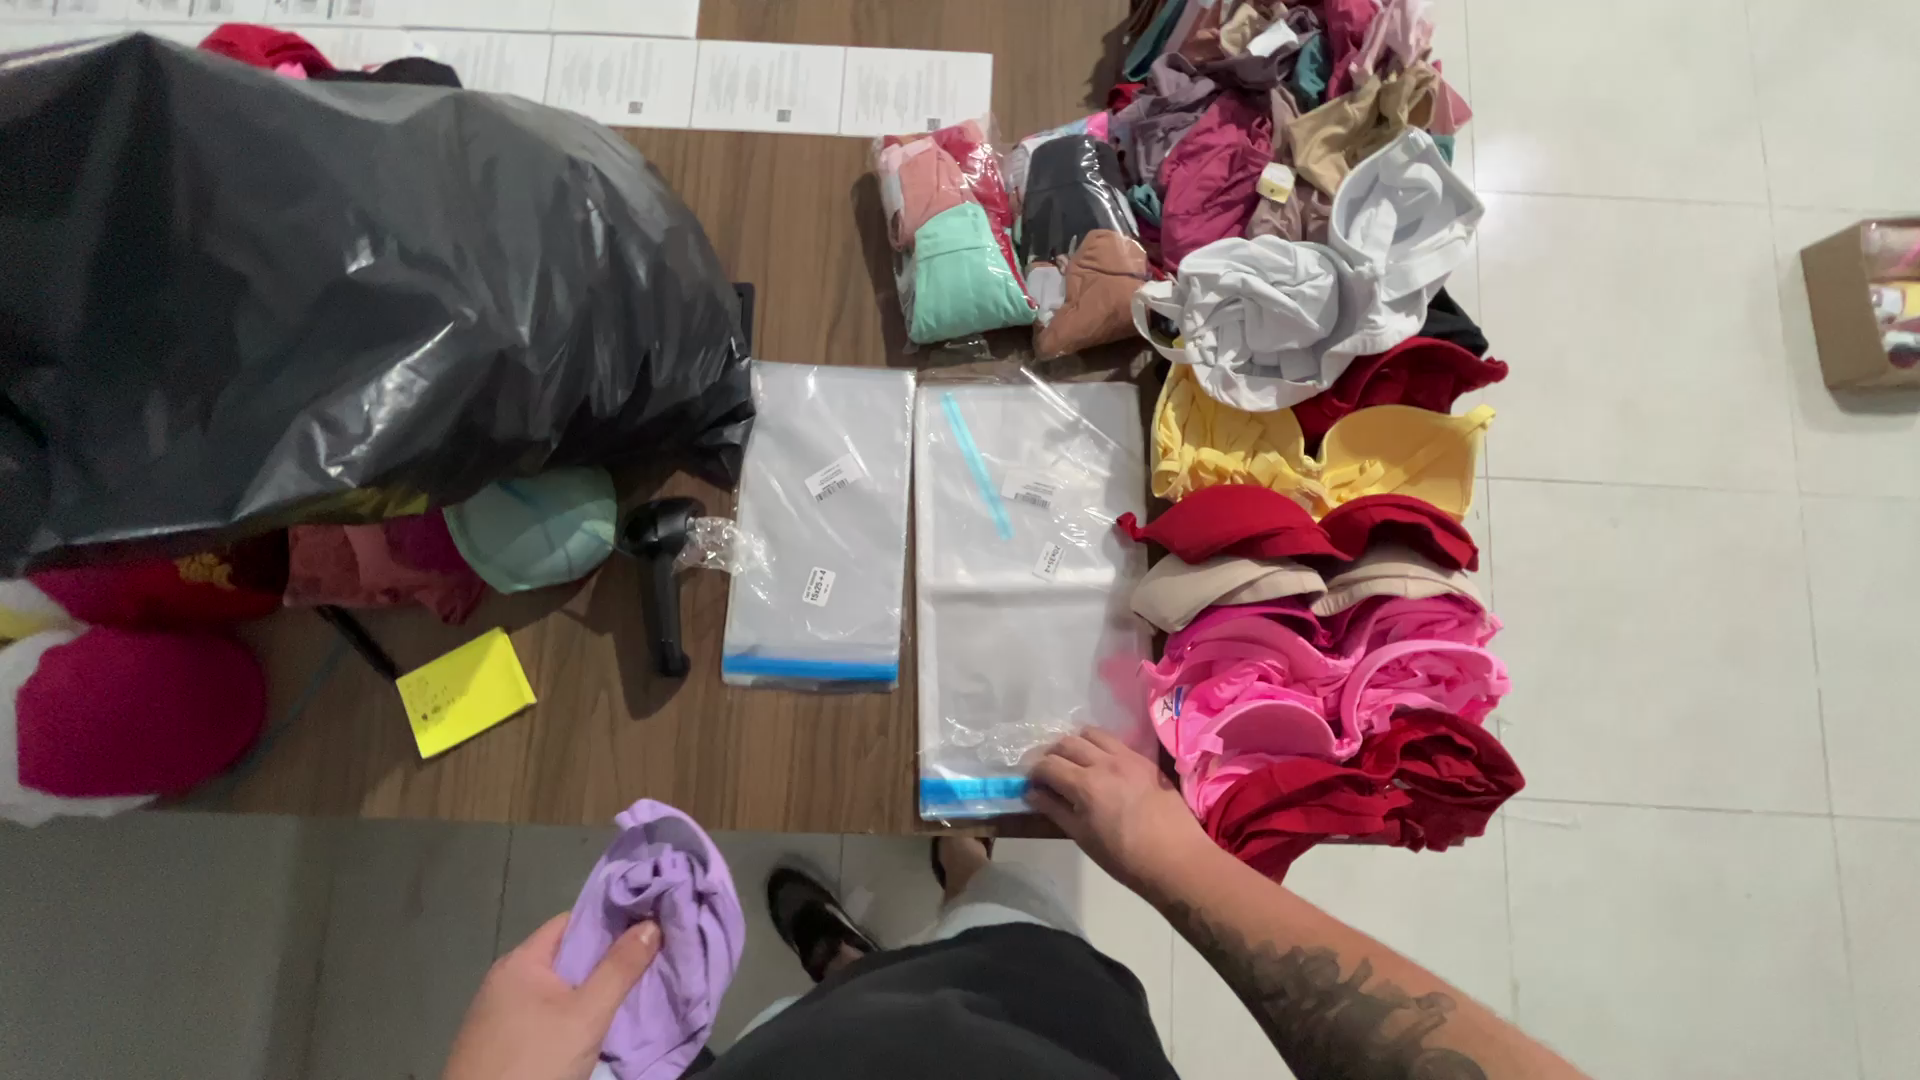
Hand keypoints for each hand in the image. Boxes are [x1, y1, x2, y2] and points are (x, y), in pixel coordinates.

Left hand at [442, 913, 660, 1079]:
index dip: (612, 919)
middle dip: (607, 956)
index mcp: (520, 962)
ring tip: (629, 990)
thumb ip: (621, 967)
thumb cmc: (532, 1068)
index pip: (574, 920)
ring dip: (591, 988)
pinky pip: (544, 1013)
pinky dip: (570, 1013)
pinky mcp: (497, 1047)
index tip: (647, 925)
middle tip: (646, 959)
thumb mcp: (586, 1016)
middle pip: (567, 953)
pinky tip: (594, 1025)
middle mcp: (504, 981)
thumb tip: (651, 923)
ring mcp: (497, 1016)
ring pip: (557, 986)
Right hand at [1026, 728, 1214, 901]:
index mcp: (1086, 785)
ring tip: (1073, 762)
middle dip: (1051, 754)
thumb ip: (1055, 809)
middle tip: (1047, 771)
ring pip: (1090, 733)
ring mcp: (1127, 757)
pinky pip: (1114, 741)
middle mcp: (1104, 762)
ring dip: (1075, 743)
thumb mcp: (1083, 837)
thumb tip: (1031, 793)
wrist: (1177, 859)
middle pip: (1066, 742)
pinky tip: (1099, 764)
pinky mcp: (1144, 759)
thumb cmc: (1125, 858)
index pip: (1047, 764)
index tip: (1030, 782)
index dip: (1033, 771)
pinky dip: (1098, 745)